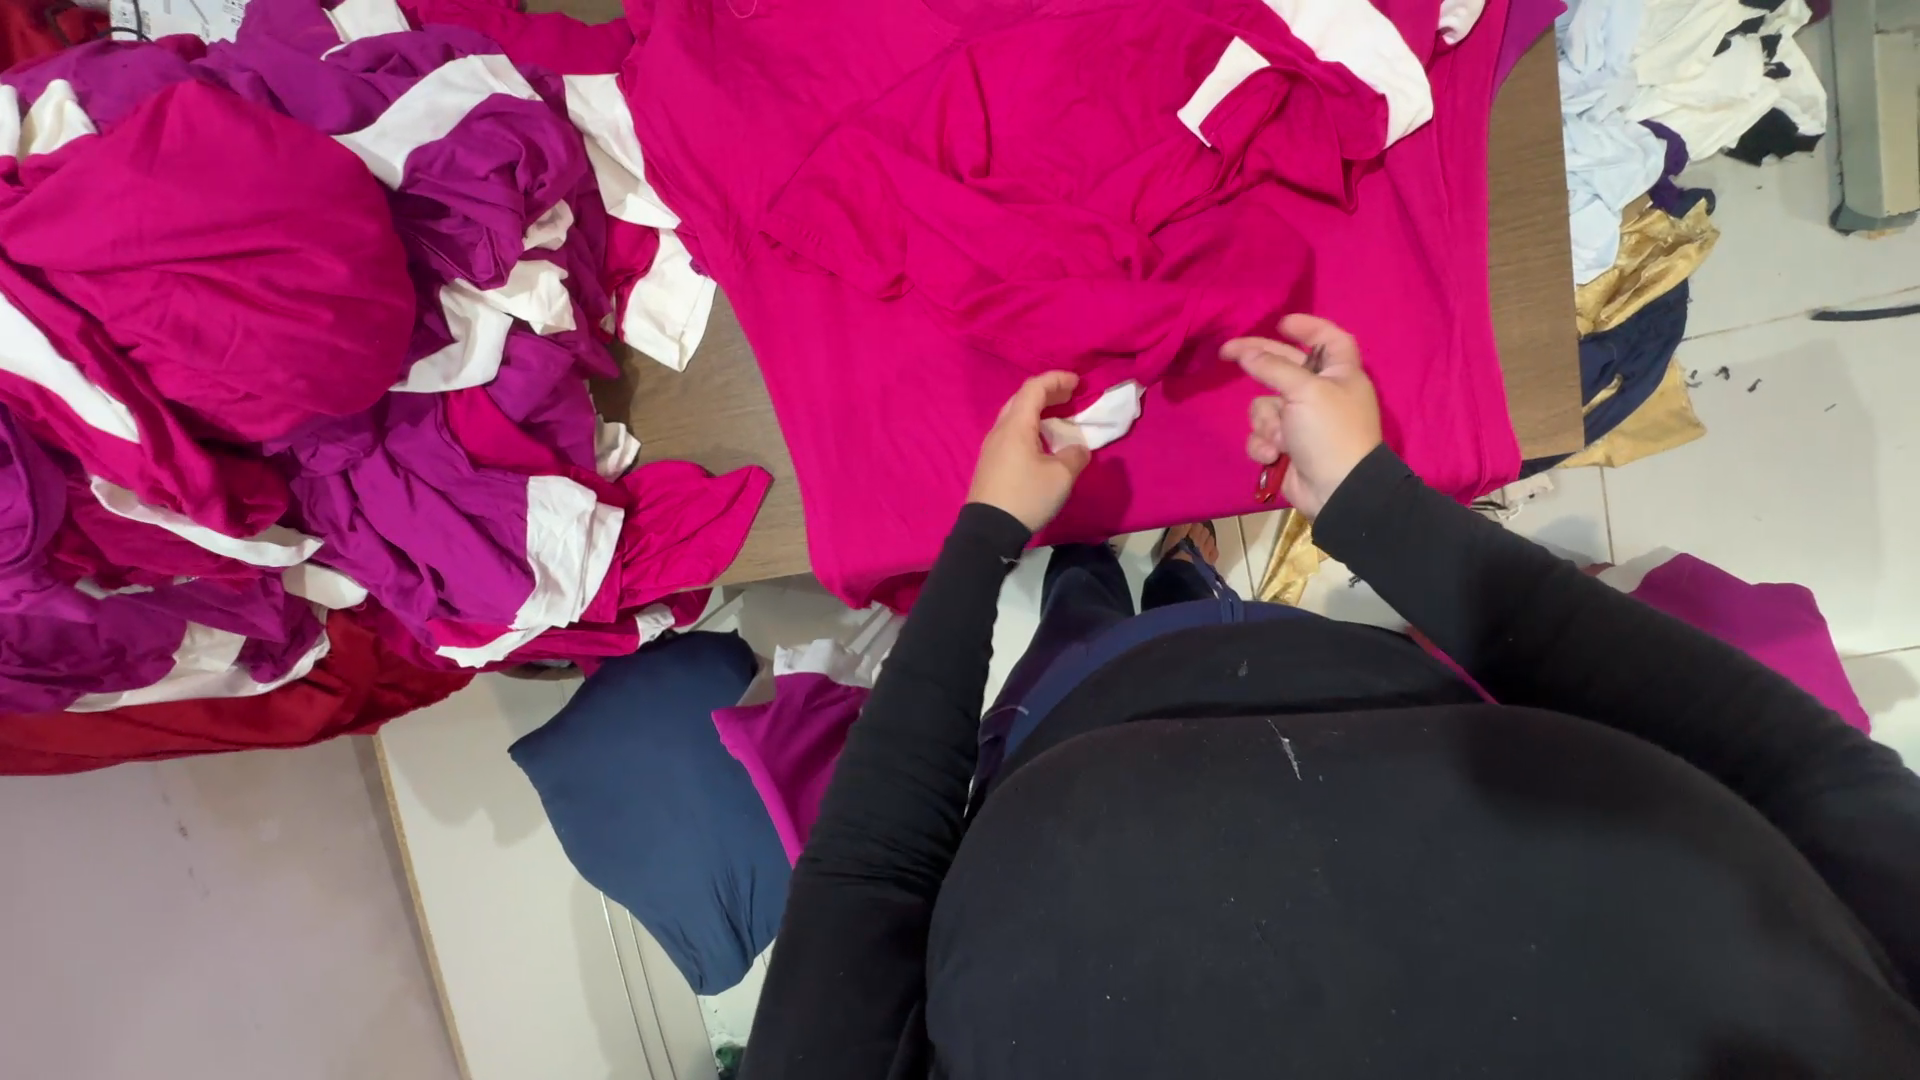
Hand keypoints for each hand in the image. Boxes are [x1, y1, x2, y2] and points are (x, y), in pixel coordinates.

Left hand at [967, 371, 1091, 532]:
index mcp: (1016, 426)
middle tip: (1071, 397)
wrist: (989, 530)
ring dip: (1037, 411)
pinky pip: (1011, 434)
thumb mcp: (1061, 476)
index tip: (1077, 383)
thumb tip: (1078, 449)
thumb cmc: (1026, 496)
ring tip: (1059, 418)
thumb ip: (1075, 456)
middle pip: (1022, 399)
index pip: (1034, 388)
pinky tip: (1042, 442)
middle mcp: (1000, 430)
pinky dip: (1029, 428)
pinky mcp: (990, 463)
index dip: (1056, 380)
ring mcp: (992, 447)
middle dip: (1048, 393)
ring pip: (1015, 417)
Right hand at [1221, 314, 1381, 519]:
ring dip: (1266, 423)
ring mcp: (1301, 420)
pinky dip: (1264, 445)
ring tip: (1280, 438)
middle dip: (1258, 364)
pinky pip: (1261, 435)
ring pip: (1264, 406)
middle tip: (1226, 352)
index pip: (1328, 339)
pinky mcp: (1285, 446)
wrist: (1336, 489)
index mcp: (1339, 373)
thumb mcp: (1304, 391)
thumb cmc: (1330, 432)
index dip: (1308, 327)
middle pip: (1283, 367)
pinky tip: (1275, 456)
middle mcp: (1320, 392)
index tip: (1281, 322)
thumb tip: (1246, 352)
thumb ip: (1272, 367)